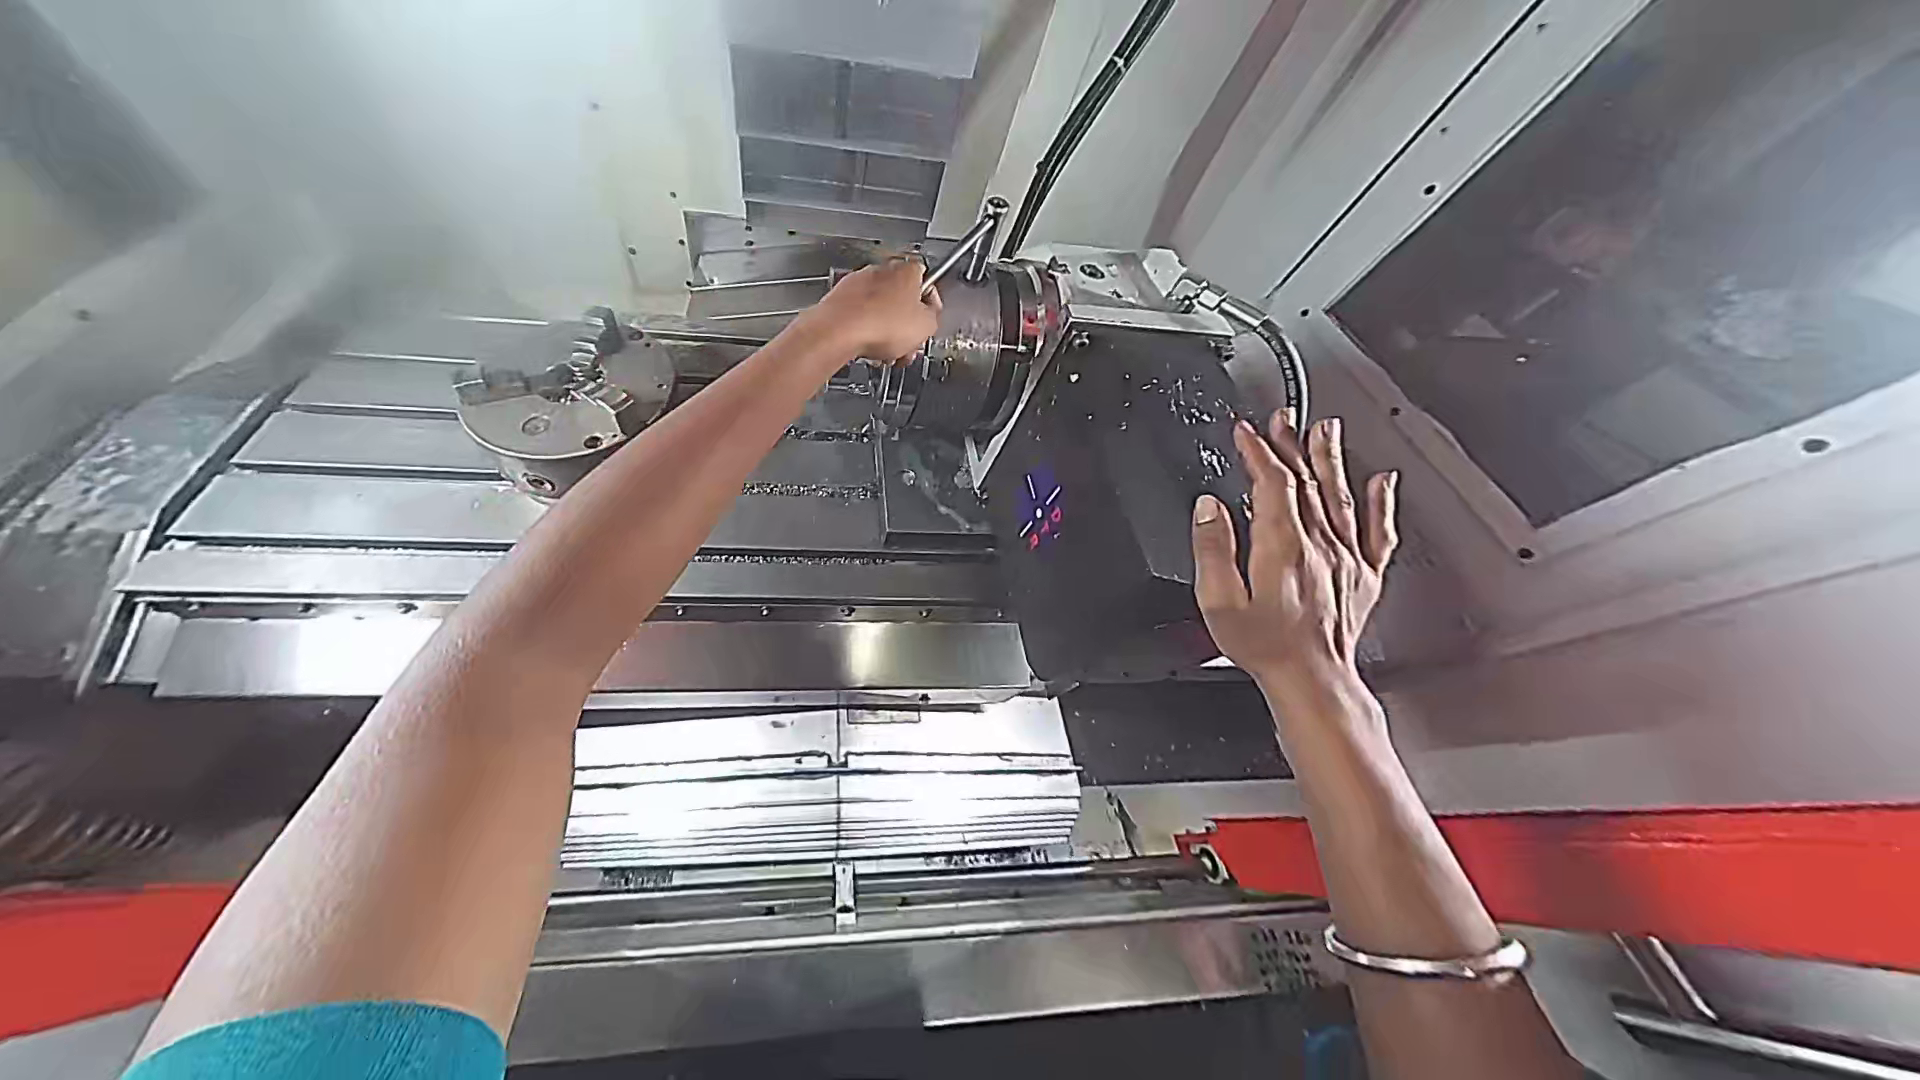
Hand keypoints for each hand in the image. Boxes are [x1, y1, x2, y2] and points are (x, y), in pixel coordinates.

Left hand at [801, 257, 942, 363]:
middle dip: (907, 322)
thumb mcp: (926, 327)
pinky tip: (869, 346)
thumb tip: (930, 317)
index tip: (929, 320)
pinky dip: (866, 329)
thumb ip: (933, 318)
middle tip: (908, 341)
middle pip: (902, 297)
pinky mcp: (841, 298)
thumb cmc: (878, 324)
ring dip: (887, 329)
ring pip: (881, 308)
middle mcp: (882, 270)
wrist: (838, 332)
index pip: (927, 280)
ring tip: (887, 350)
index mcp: (907, 270)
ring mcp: (859, 283)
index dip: (930, 305)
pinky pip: (861, 314)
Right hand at [1190, 412, 1398, 699]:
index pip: (1271, 483)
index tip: (1245, 433)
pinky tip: (1382, 481)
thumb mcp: (1218, 600)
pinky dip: (1380, 503)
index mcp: (1282, 547)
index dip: (1257, 452)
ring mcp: (1345, 559)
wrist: (1311, 679)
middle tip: (1282, 418)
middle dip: (1290, 445)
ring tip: (1325, 430)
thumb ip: (1212, 548)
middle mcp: (1319, 546)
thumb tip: (1209, 507)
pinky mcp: (1362, 576)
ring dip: (1330, 459)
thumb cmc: (1265, 645)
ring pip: (1338, 496)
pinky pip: (1377, 532)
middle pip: (1305, 481)